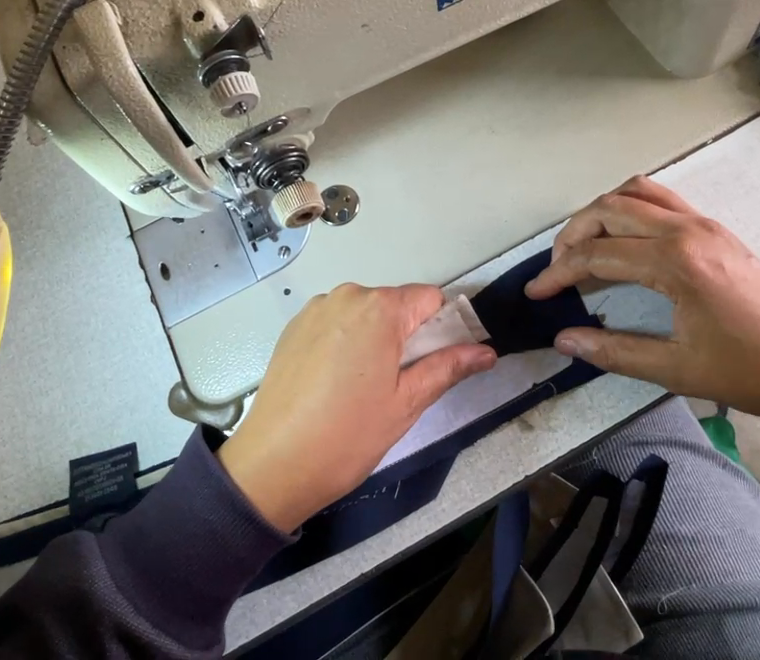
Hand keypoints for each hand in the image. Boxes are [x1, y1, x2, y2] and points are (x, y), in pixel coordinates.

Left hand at [217, 284, 496, 531]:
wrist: (273, 463)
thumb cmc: (347, 434)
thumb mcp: (407, 403)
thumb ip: (448, 367)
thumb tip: (486, 351)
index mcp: (379, 308)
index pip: (430, 299)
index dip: (442, 329)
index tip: (437, 363)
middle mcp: (346, 296)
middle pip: (396, 304)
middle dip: (406, 336)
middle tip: (399, 385)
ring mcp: (316, 309)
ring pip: (365, 315)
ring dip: (375, 340)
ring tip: (363, 388)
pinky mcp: (294, 327)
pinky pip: (336, 324)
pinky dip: (345, 344)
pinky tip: (336, 384)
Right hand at [524, 177, 759, 445]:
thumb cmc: (753, 372)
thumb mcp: (678, 369)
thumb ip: (614, 351)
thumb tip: (563, 339)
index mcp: (675, 261)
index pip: (598, 254)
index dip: (559, 273)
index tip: (536, 294)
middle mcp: (686, 229)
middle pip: (609, 210)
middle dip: (572, 235)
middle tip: (555, 270)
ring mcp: (704, 223)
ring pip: (635, 193)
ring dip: (600, 213)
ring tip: (582, 247)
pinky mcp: (715, 229)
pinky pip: (660, 199)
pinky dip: (629, 208)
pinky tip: (622, 239)